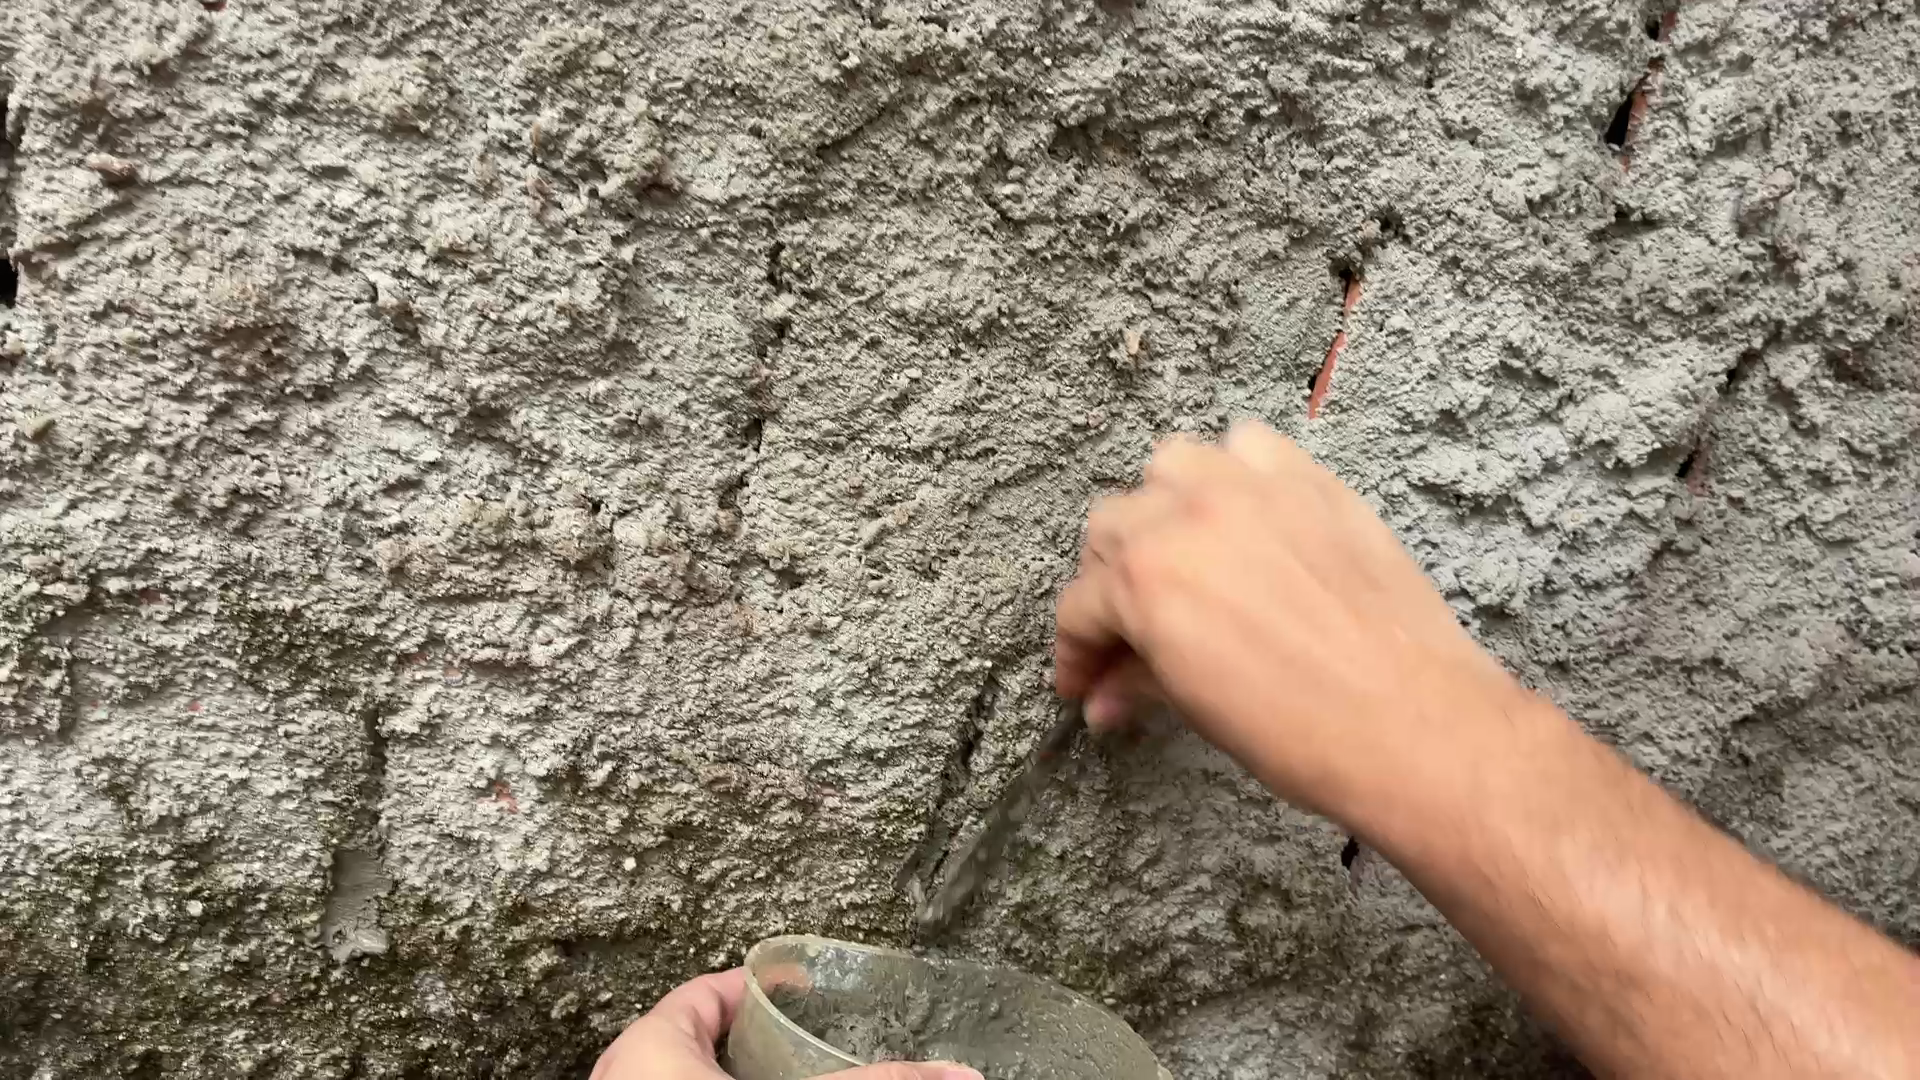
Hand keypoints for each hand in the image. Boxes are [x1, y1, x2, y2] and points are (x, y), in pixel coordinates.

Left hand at [591, 968, 983, 1079]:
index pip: (711, 989)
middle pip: (701, 1037)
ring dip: (733, 1078)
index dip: (763, 985)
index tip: (804, 989)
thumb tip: (959, 1074)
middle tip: (802, 1049)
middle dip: (754, 1043)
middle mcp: (626, 1077)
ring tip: (782, 1077)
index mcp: (649, 1046)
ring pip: (688, 1078)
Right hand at [1054, 421, 1523, 822]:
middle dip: (1107, 580)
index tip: (1084, 678)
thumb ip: (1136, 683)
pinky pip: (1248, 445)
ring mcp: (1250, 491)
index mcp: (1145, 580)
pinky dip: (1233, 471)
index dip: (1074, 650)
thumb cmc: (1303, 731)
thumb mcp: (1194, 707)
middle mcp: (1186, 518)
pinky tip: (1241, 513)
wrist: (1415, 727)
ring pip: (1167, 466)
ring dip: (1159, 506)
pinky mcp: (1307, 483)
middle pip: (1108, 526)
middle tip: (1128, 625)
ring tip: (1178, 550)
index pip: (1079, 605)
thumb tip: (1102, 697)